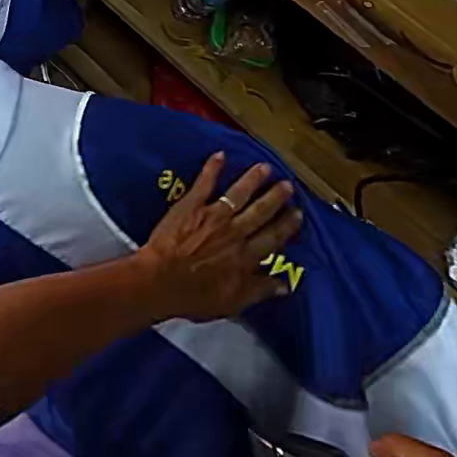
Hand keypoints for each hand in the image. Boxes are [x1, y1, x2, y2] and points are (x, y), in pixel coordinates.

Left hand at [135, 152, 302, 321]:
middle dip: (276, 197)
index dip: (286, 225)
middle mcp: (234, 232)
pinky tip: (220, 154)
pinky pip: (205, 183)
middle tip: (288, 185)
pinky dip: (213, 168)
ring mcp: (214, 216)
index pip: (272, 238)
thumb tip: (285, 284)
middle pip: (260, 211)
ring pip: (239, 193)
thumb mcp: (232, 302)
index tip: (298, 214)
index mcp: (245, 256)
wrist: (159, 281)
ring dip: (253, 179)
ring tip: (265, 167)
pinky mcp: (192, 205)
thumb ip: (259, 290)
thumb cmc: (194, 296)